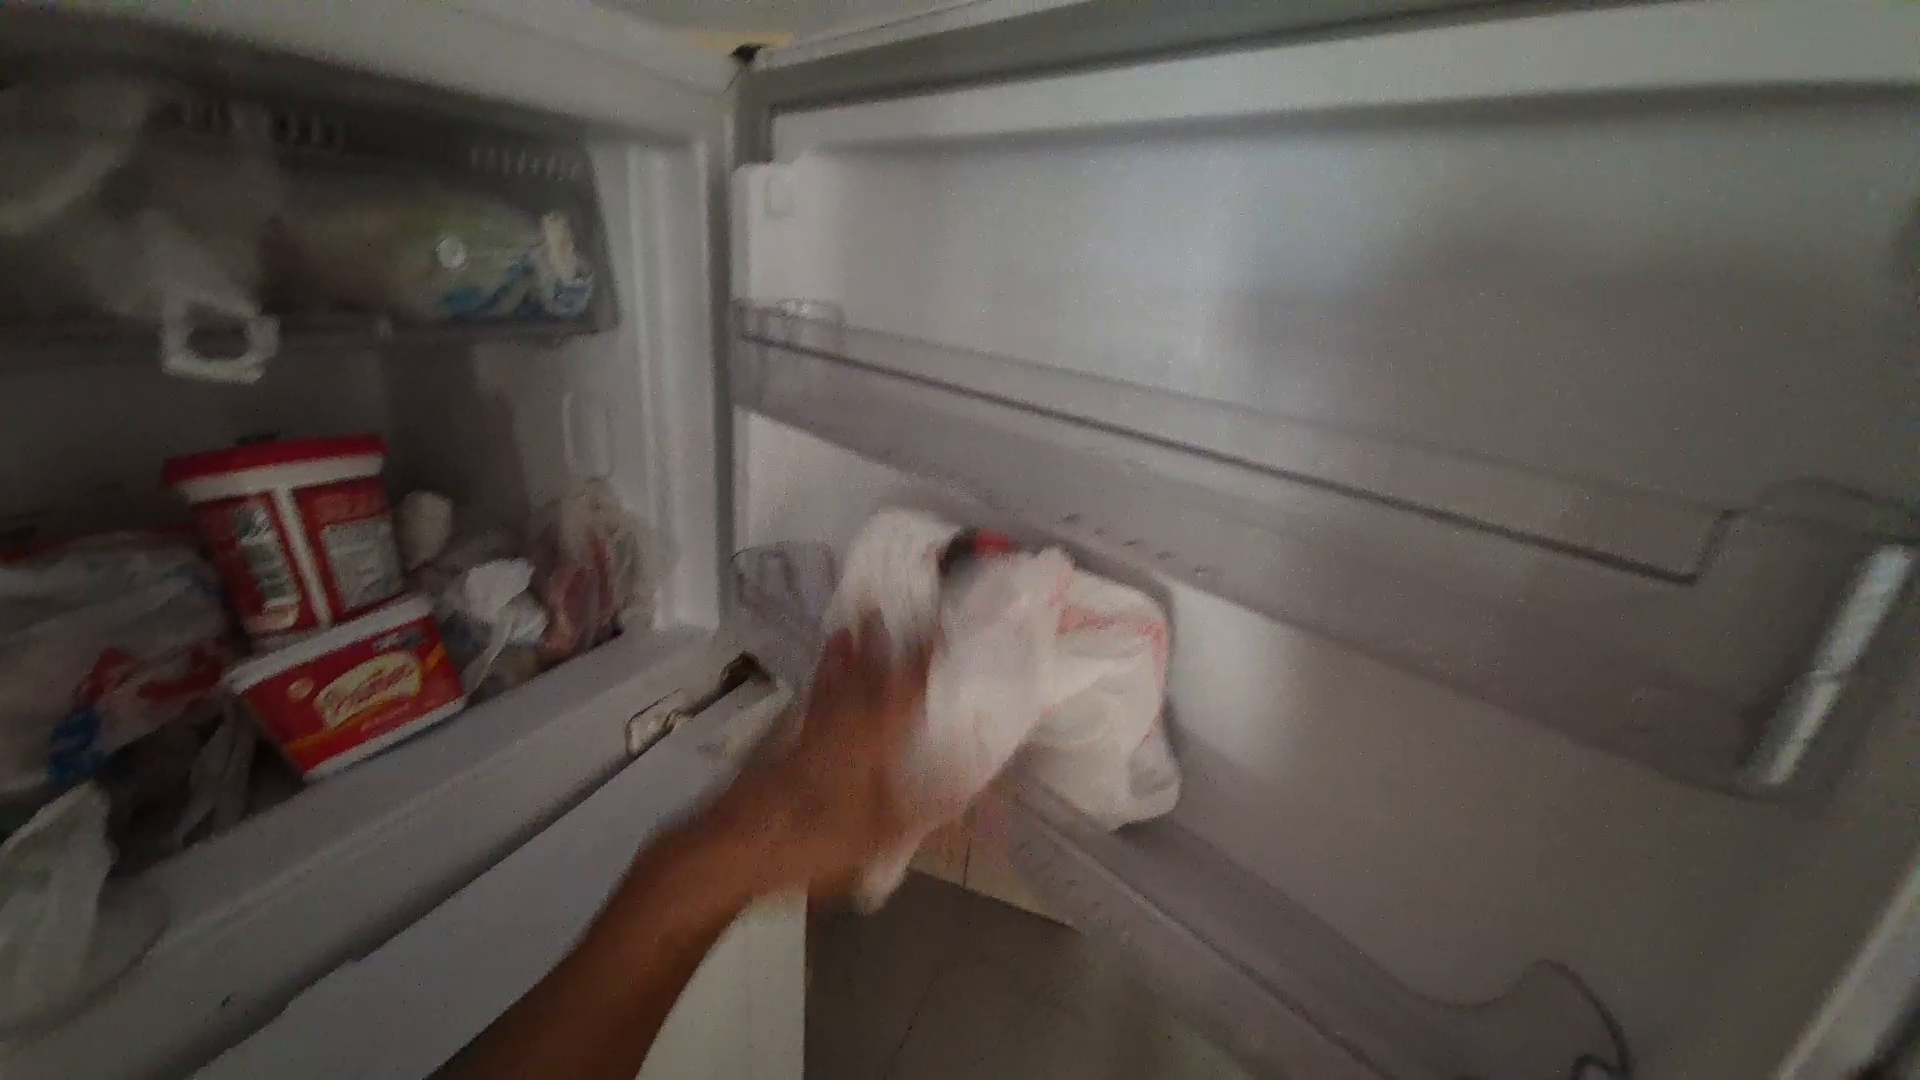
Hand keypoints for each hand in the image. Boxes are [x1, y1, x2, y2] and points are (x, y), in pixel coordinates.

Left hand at [716, 613, 931, 897]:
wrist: (747, 842)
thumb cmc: (821, 834)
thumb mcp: (885, 830)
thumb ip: (929, 803)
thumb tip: (972, 782)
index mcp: (874, 738)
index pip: (903, 689)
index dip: (920, 659)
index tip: (934, 631)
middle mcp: (846, 723)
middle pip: (863, 674)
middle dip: (874, 642)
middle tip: (877, 609)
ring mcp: (815, 729)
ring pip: (833, 683)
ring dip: (841, 655)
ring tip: (842, 630)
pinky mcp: (793, 741)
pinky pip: (814, 699)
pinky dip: (820, 682)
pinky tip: (819, 681)